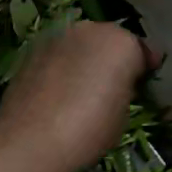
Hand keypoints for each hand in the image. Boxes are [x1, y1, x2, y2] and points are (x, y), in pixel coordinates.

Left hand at [0, 22, 152, 171]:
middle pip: (108, 41)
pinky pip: (55, 56)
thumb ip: (123, 88)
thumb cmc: (87, 131)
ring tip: (79, 89)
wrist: (29, 141)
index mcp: (121, 42)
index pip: (142, 51)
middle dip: (111, 59)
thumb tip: (115, 83)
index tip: (142, 84)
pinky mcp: (30, 51)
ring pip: (79, 45)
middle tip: (110, 86)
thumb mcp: (122, 114)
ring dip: (83, 59)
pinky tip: (55, 91)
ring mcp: (55, 37)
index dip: (143, 68)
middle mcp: (88, 30)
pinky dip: (59, 67)